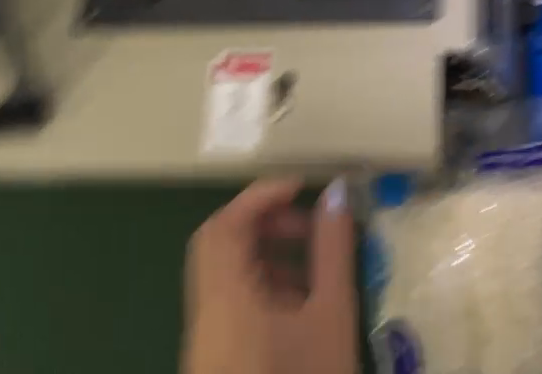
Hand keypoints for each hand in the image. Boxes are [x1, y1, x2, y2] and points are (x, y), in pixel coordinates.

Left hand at [182, 177, 357, 373]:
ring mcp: (208, 342)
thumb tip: (335, 195)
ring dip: (268, 256)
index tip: (302, 186)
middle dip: (265, 224)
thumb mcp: (331, 315)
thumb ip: (333, 250)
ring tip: (315, 270)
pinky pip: (233, 305)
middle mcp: (206, 317)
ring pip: (227, 276)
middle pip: (220, 245)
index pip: (225, 225)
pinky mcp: (216, 361)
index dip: (261, 196)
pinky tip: (303, 308)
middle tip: (309, 228)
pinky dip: (265, 287)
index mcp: (226, 300)